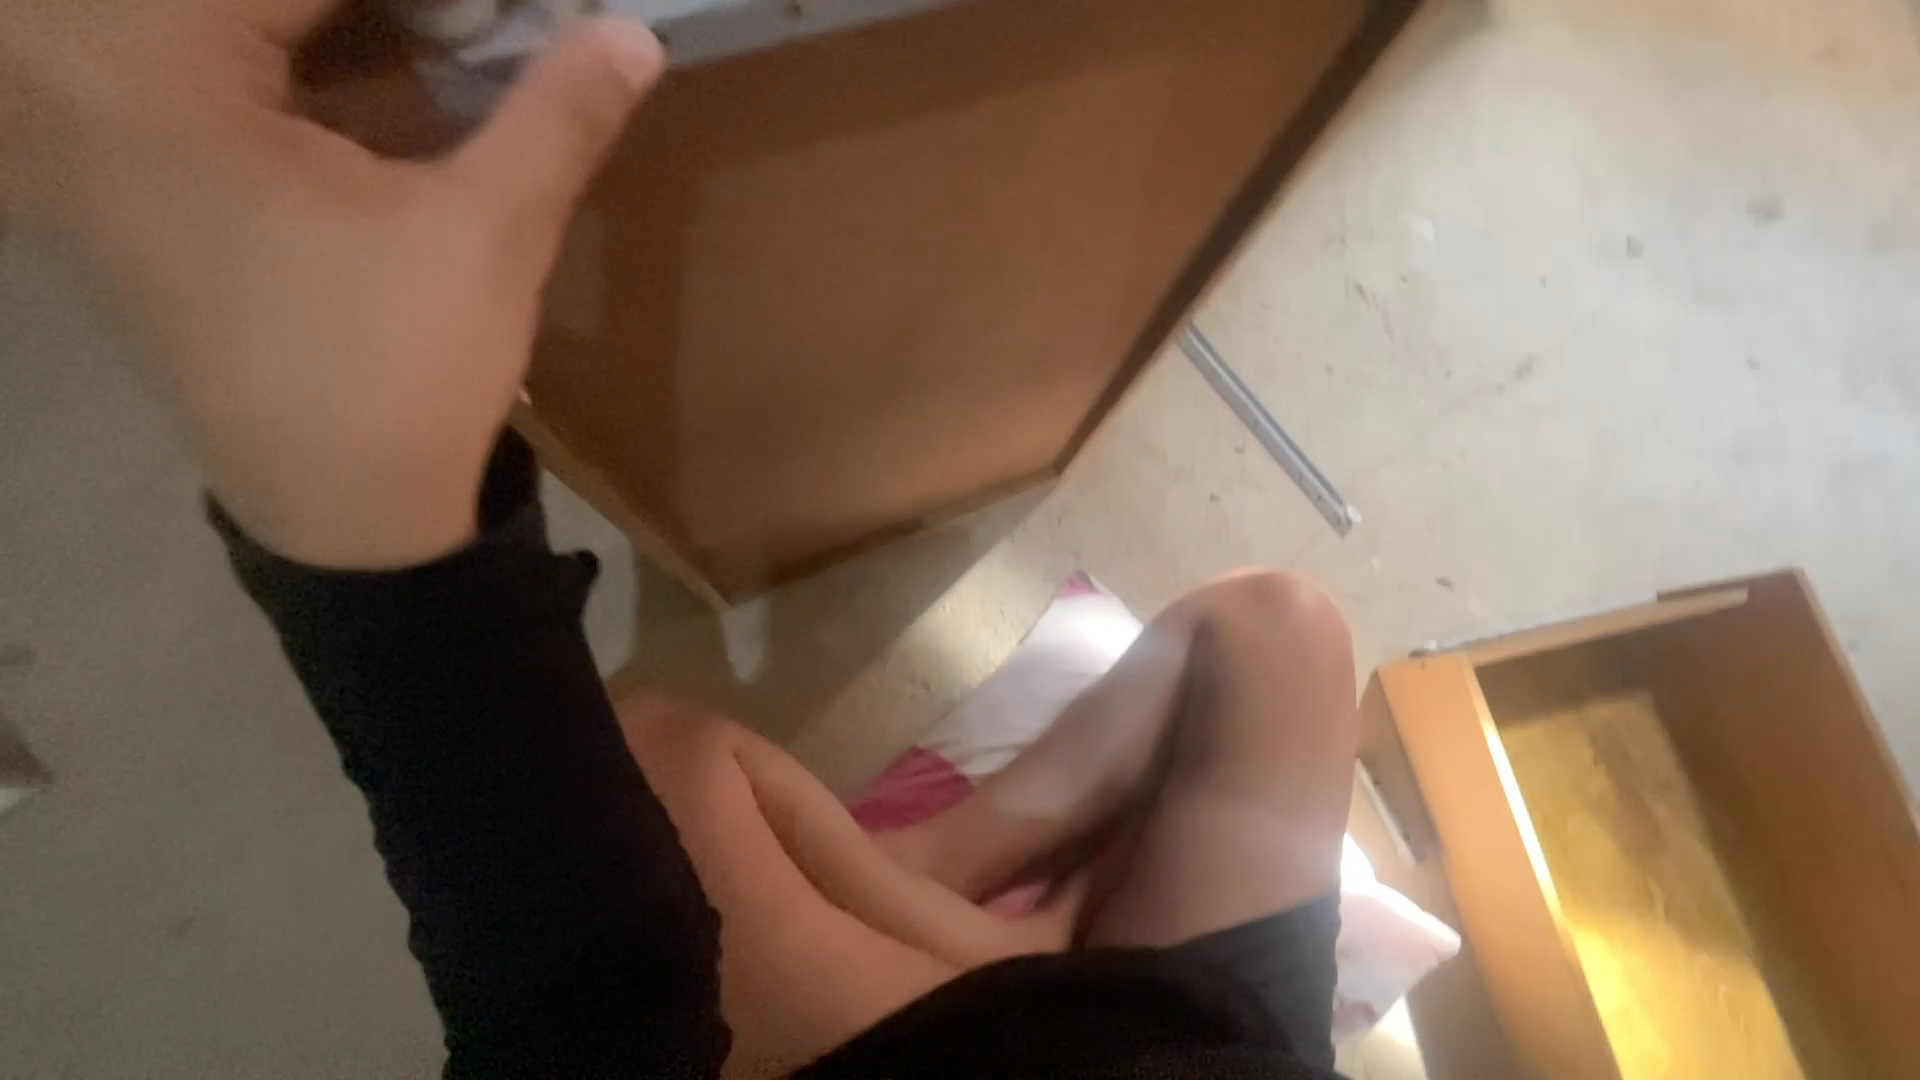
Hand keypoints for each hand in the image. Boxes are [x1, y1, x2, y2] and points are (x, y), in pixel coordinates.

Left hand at [0, 2, 664, 566]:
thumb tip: (635, 33)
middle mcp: (52, 71)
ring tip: (442, 52)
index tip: (515, 17)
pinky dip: (285, 70)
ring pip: (208, 28)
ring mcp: (62, 131)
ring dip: (331, 34)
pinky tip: (370, 99)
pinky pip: (184, 75)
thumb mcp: (493, 231)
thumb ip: (558, 115)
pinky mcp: (104, 184)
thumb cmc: (407, 367)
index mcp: (130, 59)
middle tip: (482, 36)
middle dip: (384, 15)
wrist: (347, 510)